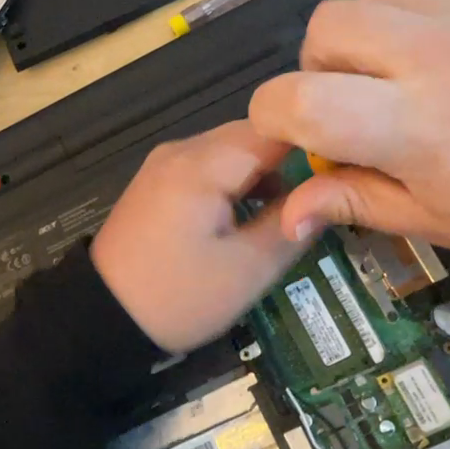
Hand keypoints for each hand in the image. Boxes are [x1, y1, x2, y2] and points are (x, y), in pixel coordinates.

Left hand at [91, 121, 310, 351]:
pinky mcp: (157, 183)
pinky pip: (208, 167)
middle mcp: (181, 150)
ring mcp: (164, 164)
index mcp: (202, 164)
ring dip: (264, 172)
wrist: (99, 318)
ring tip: (299, 205)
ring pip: (230, 151)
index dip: (317, 143)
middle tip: (331, 189)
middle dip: (292, 158)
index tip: (351, 166)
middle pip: (252, 136)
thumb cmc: (177, 296)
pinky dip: (236, 181)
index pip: (274, 130)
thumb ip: (289, 227)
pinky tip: (254, 212)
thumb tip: (326, 197)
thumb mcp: (245, 270)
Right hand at [248, 0, 449, 293]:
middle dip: (316, 64)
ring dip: (363, 40)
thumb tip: (288, 209)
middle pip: (327, 22)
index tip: (288, 134)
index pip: (299, 98)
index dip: (271, 115)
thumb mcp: (439, 225)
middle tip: (349, 104)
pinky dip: (419, 33)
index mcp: (420, 128)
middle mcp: (441, 57)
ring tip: (398, 83)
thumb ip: (354, 201)